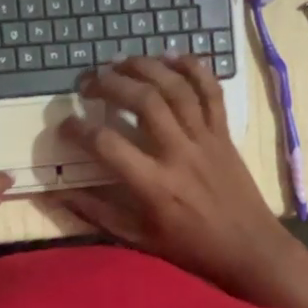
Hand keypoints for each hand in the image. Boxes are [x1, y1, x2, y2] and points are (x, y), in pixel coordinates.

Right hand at [60, 57, 307, 307]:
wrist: (250, 250)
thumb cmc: (190, 250)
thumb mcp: (138, 239)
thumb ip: (97, 213)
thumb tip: (57, 195)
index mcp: (154, 186)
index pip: (107, 145)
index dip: (78, 130)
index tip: (64, 125)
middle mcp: (179, 154)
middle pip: (143, 101)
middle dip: (110, 84)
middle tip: (88, 83)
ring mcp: (205, 139)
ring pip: (176, 87)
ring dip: (145, 67)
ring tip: (120, 62)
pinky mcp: (224, 133)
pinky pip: (210, 91)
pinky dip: (192, 68)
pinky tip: (170, 57)